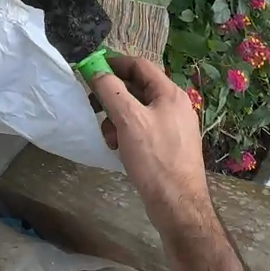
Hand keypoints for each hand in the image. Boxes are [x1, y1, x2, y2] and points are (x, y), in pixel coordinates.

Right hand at [90, 54, 208, 223]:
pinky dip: (127, 132)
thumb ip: (110, 89)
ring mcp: (173, 128)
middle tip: (93, 104)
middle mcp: (175, 106)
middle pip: (137, 88)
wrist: (178, 207)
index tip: (91, 69)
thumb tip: (96, 71)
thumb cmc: (155, 158)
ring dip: (117, 117)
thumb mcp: (128, 119)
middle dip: (112, 95)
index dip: (113, 63)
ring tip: (108, 135)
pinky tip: (118, 148)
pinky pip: (142, 128)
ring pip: (137, 110)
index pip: (139, 65)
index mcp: (171, 94)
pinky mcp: (168, 146)